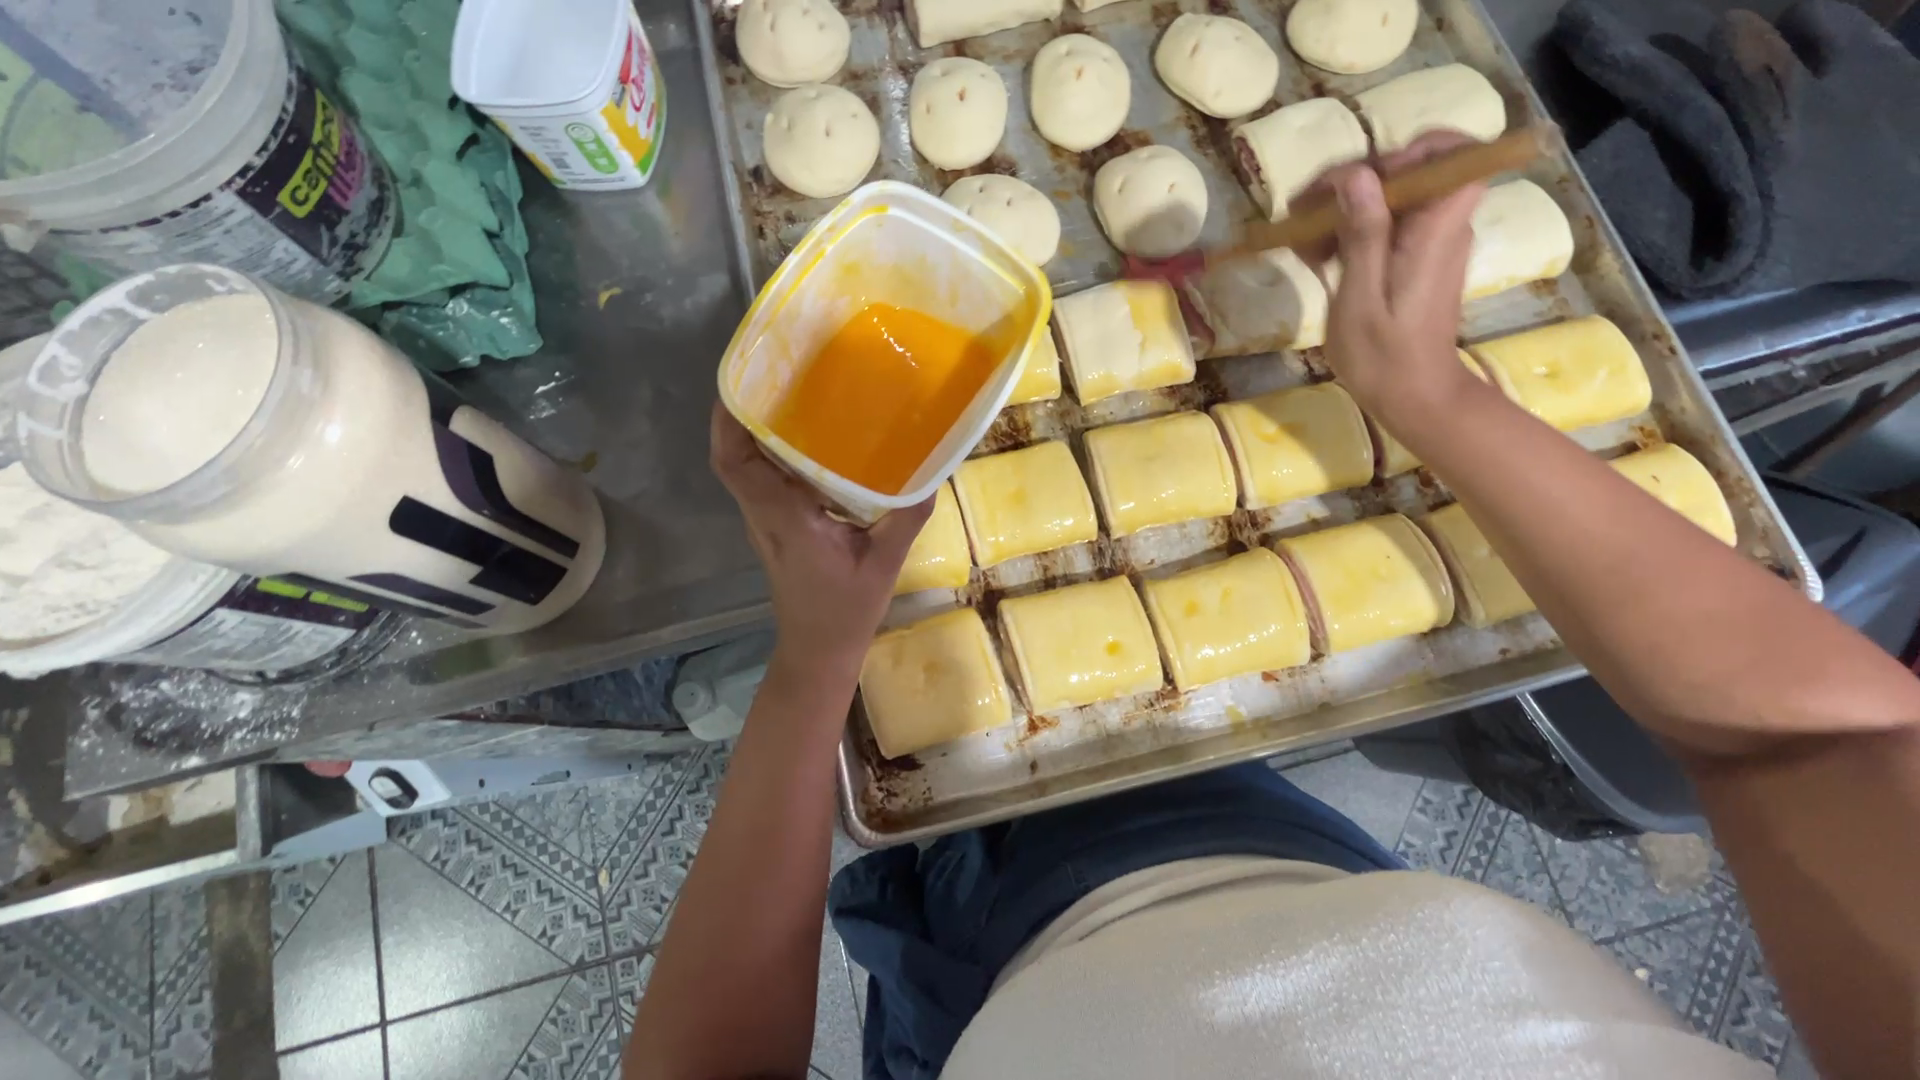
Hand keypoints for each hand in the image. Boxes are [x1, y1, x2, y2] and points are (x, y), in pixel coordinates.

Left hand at [710, 403, 933, 667]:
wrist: (818, 650)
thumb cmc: (845, 610)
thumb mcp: (883, 563)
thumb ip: (907, 517)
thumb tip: (932, 472)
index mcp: (783, 517)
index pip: (736, 463)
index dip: (730, 421)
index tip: (744, 381)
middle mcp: (764, 513)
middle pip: (733, 456)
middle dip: (741, 412)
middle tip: (774, 374)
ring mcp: (764, 521)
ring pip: (744, 467)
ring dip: (755, 431)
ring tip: (789, 394)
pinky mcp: (774, 526)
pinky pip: (762, 480)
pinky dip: (771, 453)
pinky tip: (807, 439)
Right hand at [1311, 133, 1488, 428]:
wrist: (1413, 397)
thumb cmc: (1382, 356)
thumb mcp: (1360, 298)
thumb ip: (1363, 234)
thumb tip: (1358, 174)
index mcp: (1436, 231)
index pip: (1459, 155)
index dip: (1415, 149)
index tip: (1364, 177)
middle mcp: (1445, 226)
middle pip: (1416, 170)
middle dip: (1359, 180)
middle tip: (1309, 213)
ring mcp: (1433, 241)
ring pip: (1398, 195)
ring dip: (1348, 207)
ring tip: (1306, 242)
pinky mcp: (1419, 258)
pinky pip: (1391, 223)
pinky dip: (1354, 229)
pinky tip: (1321, 258)